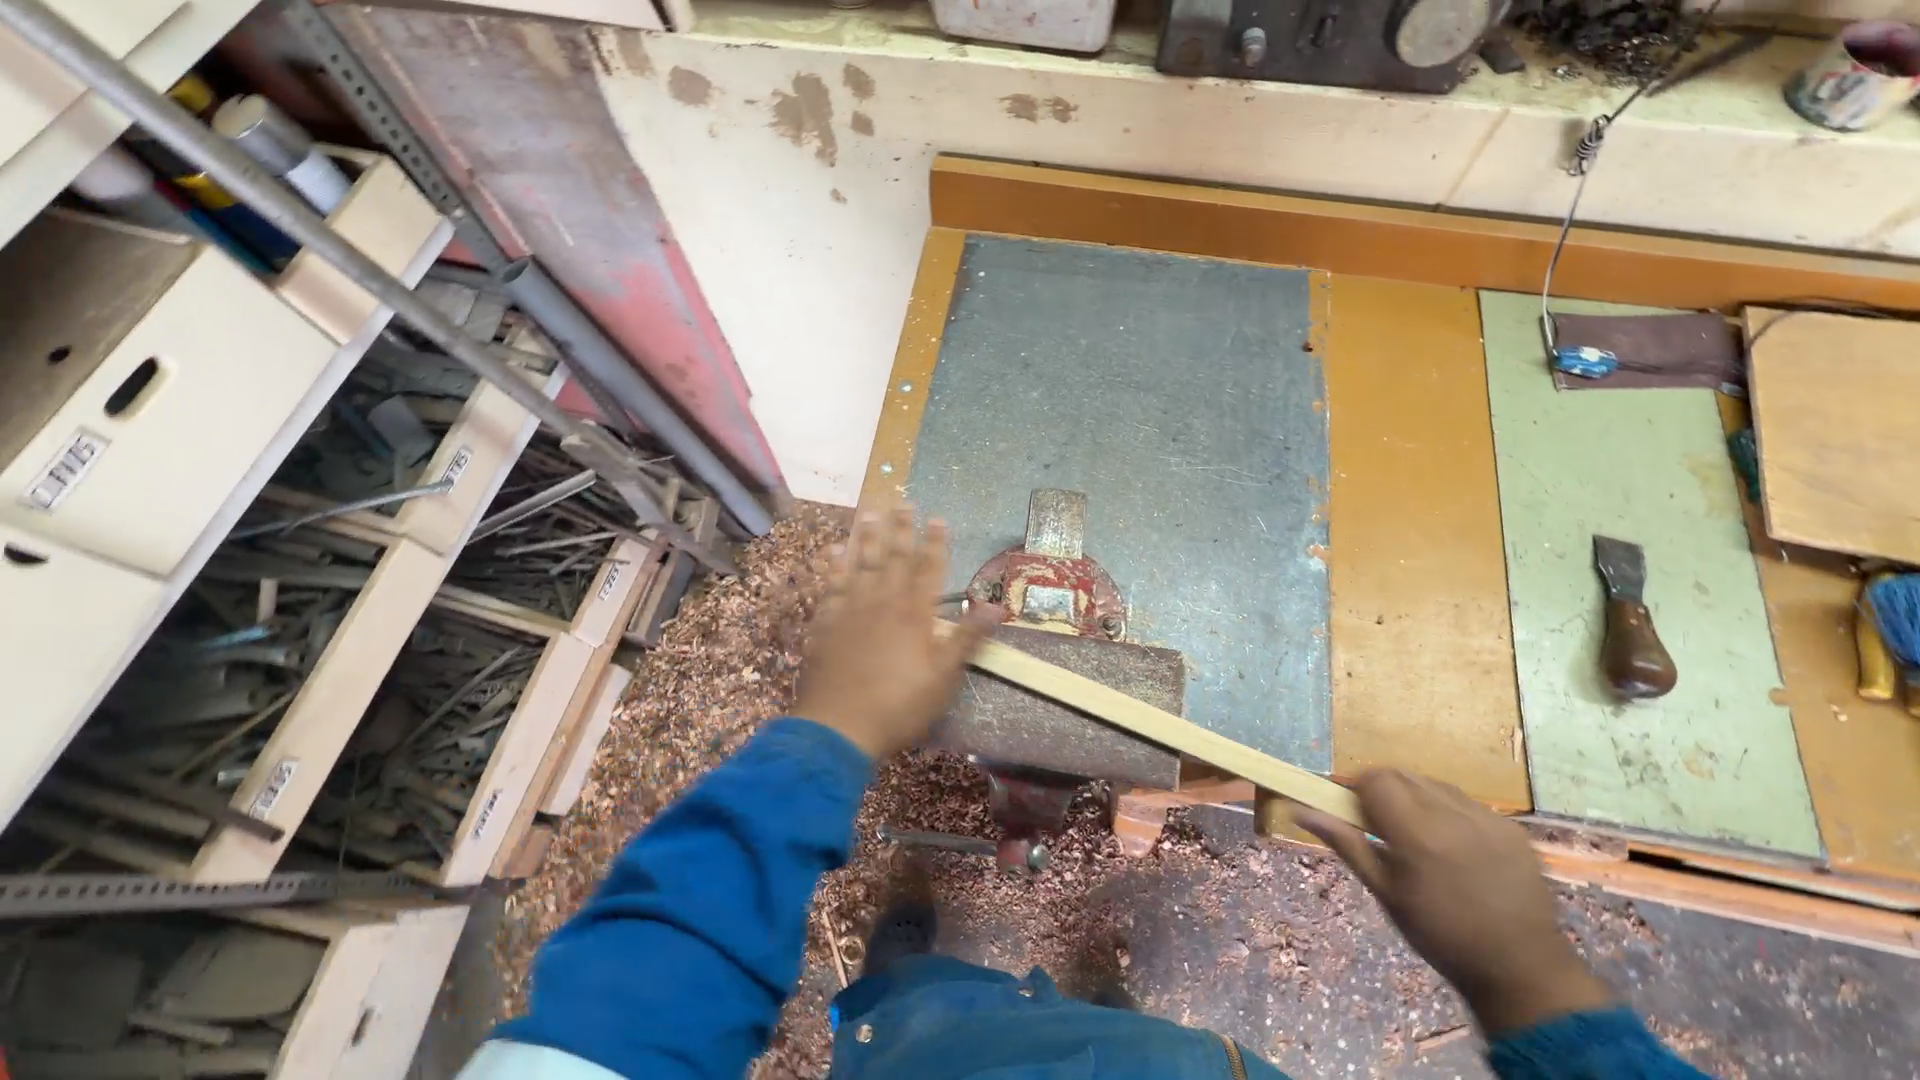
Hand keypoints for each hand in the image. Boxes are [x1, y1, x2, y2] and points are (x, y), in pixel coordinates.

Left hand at [793, 506, 997, 758]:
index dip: (935, 543)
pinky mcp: (825, 623)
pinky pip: (830, 585)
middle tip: (903, 501)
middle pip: (894, 558)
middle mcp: (882, 603)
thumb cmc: (899, 705)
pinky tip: (834, 550)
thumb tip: (995, 604)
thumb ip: (966, 637)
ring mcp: (850, 610)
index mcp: (915, 614)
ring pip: (860, 564)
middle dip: (901, 529)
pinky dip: (833, 565)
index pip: (929, 569)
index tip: (938, 518)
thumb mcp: (943, 677)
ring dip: (867, 537)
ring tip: (871, 511)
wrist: (838, 726)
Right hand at [1294, 770, 1614, 1036]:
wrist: (1519, 969)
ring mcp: (1488, 819)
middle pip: (1403, 774)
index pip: (1375, 778)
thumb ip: (1346, 843)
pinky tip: (1455, 846)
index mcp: (1416, 834)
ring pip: (1434, 784)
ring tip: (1420, 836)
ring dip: (1416, 797)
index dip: (1358, 789)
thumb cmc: (1439, 934)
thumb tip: (1301, 810)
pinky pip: (1468, 802)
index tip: (1356, 813)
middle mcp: (1453, 816)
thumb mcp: (1384, 892)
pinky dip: (1449, 811)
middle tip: (1382, 826)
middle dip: (1384, 789)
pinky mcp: (1512, 828)